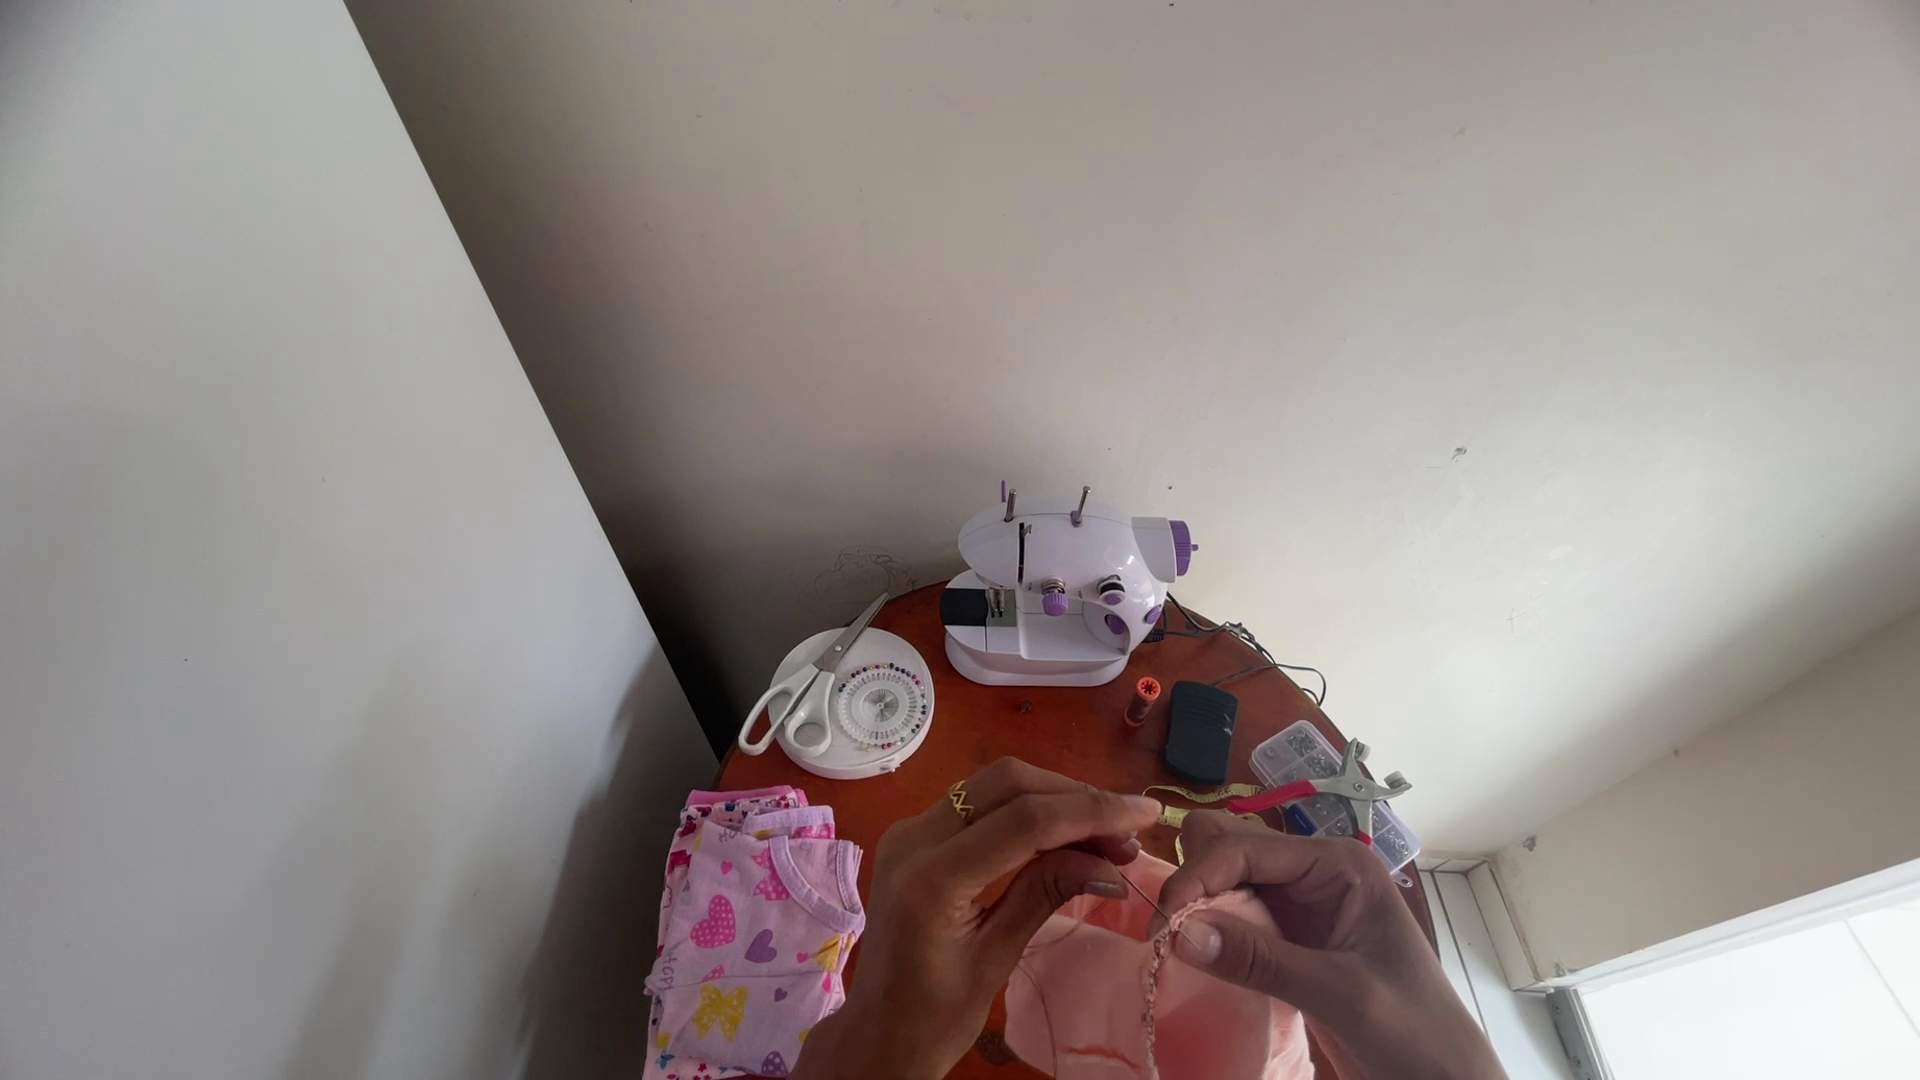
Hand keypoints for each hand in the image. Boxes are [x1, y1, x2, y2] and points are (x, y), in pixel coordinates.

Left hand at [792, 758, 1162, 1079]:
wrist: (874, 1032)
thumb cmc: (934, 1017)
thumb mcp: (997, 959)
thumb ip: (1047, 894)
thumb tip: (1112, 864)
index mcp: (932, 877)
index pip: (1024, 820)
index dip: (1091, 811)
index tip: (1144, 813)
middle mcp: (915, 835)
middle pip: (1008, 783)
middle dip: (1075, 796)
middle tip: (1129, 829)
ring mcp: (911, 827)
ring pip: (994, 783)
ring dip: (1055, 797)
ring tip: (1107, 833)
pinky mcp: (916, 830)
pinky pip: (979, 800)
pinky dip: (1026, 807)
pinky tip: (1063, 830)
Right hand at [1158, 811, 1506, 1079]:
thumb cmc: (1418, 1038)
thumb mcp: (1343, 998)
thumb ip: (1260, 961)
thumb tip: (1178, 934)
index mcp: (1336, 863)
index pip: (1245, 846)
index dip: (1199, 875)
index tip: (1164, 924)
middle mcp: (1310, 867)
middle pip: (1224, 841)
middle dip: (1193, 877)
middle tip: (1173, 932)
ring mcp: (1296, 897)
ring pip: (1219, 870)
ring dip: (1195, 899)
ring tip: (1182, 944)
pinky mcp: (1282, 930)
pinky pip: (1226, 907)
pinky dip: (1204, 923)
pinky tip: (1200, 953)